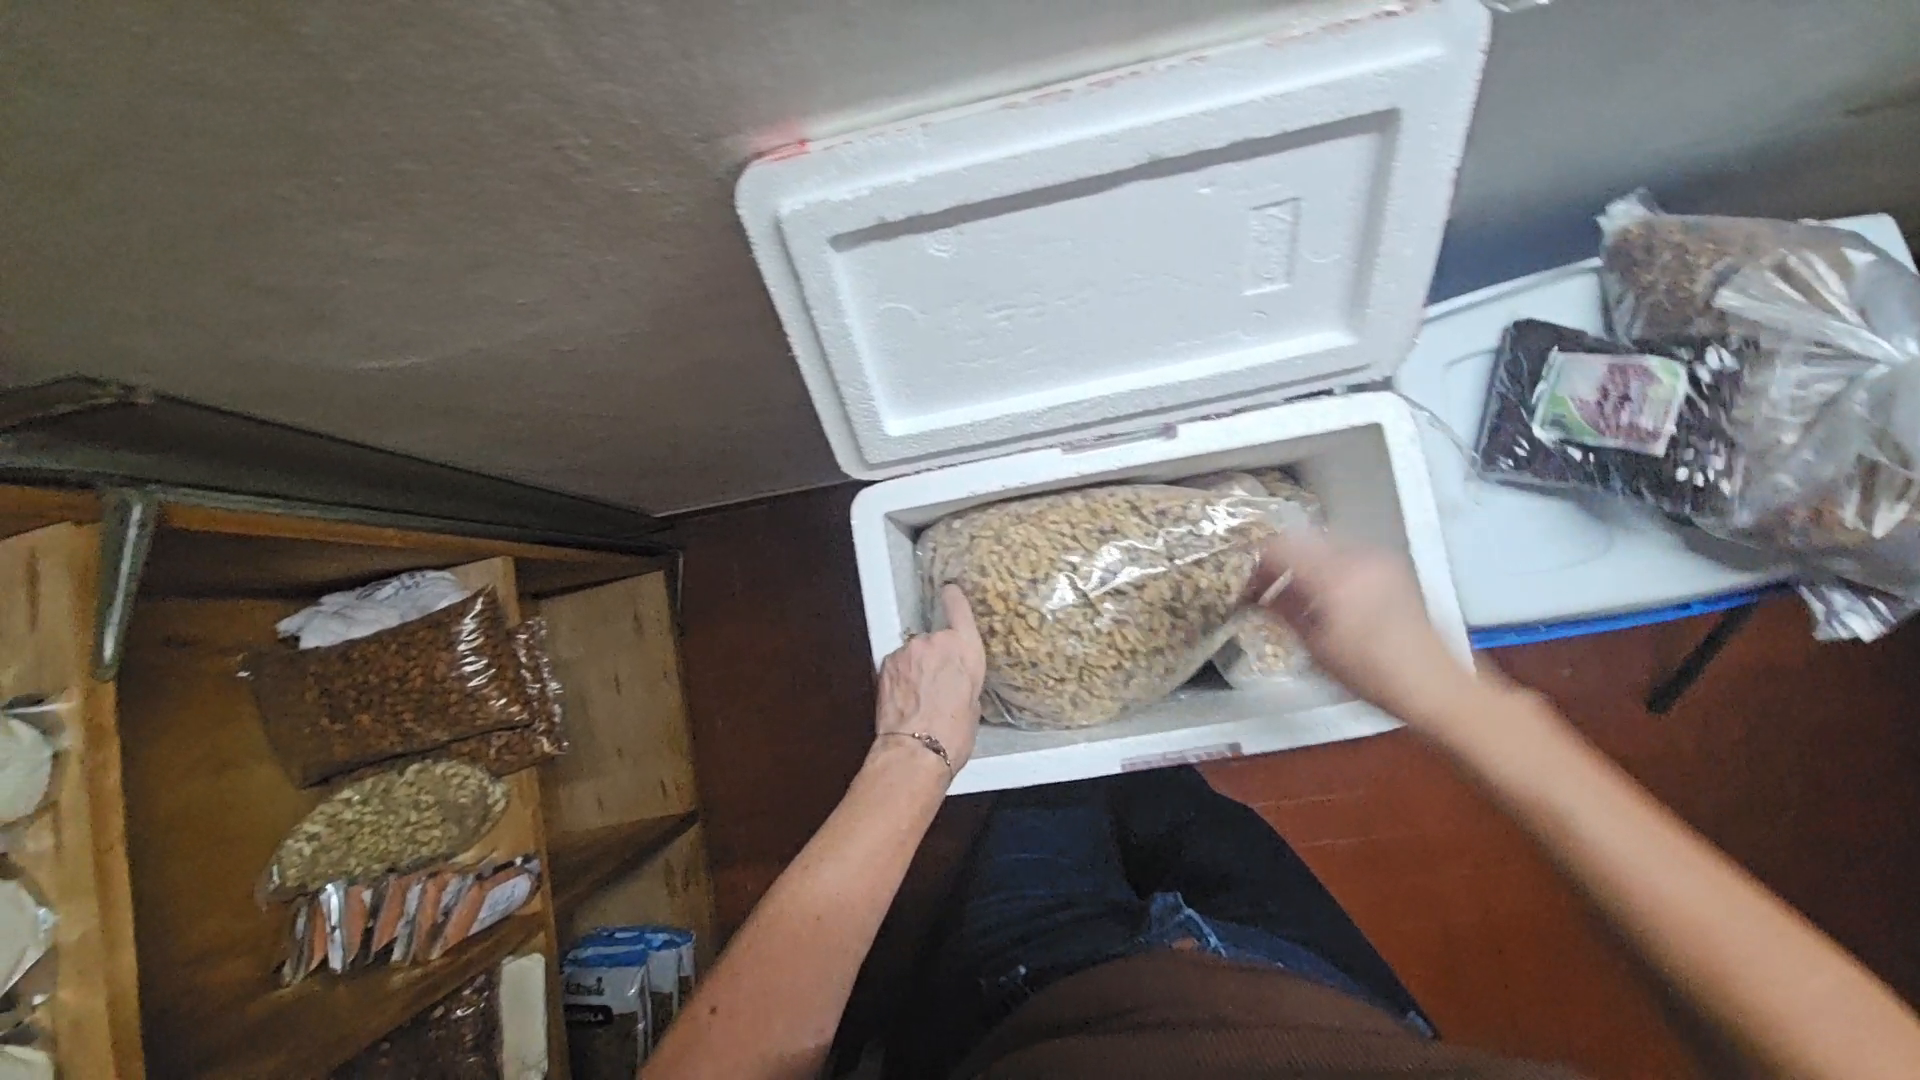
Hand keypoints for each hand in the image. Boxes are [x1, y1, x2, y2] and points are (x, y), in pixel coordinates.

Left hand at [873, 585, 986, 776]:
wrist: (916, 751)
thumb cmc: (953, 734)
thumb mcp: (974, 704)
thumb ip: (964, 680)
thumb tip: (952, 681)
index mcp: (966, 648)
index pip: (959, 608)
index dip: (953, 598)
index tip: (949, 590)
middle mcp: (936, 641)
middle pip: (934, 640)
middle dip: (933, 657)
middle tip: (936, 685)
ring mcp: (908, 650)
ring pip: (912, 654)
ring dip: (914, 669)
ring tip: (918, 698)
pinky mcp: (886, 663)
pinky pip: (896, 665)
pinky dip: (899, 678)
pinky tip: (904, 700)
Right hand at [1248, 532, 1477, 728]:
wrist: (1437, 684)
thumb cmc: (1371, 675)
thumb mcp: (1318, 648)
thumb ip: (1285, 612)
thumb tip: (1260, 595)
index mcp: (1334, 577)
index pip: (1281, 548)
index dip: (1257, 563)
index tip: (1247, 585)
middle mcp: (1357, 557)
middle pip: (1302, 539)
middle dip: (1279, 560)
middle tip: (1265, 587)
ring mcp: (1378, 559)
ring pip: (1324, 544)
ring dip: (1303, 562)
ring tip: (1295, 593)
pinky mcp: (1392, 568)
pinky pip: (1347, 554)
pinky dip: (1327, 565)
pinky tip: (1326, 595)